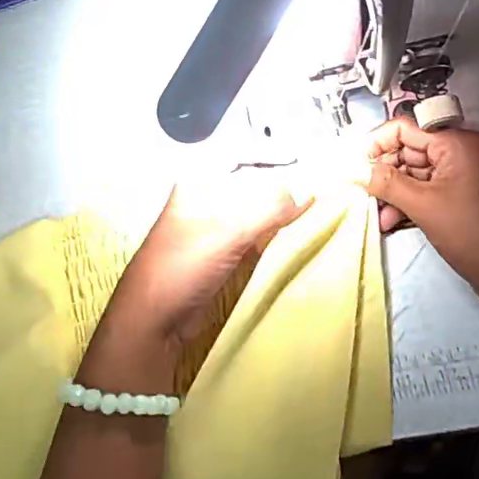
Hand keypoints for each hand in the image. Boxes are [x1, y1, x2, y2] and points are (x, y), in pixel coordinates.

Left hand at [113, 169, 312, 343]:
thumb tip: (308, 194)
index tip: (310, 158)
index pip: (243, 157)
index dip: (275, 156)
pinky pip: (258, 236)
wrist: (155, 321)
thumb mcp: (228, 233)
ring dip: (284, 212)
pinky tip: (300, 233)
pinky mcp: (226, 253)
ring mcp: (217, 228)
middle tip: (324, 184)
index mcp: (199, 184)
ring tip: (319, 207)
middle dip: (285, 186)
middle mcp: (209, 200)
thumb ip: (269, 211)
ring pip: (258, 211)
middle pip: (254, 184)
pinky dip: (277, 234)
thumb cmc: (182, 267)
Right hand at [363, 117, 478, 307]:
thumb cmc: (474, 234)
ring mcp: (465, 175)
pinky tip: (392, 221)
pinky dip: (410, 203)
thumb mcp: (424, 206)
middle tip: (362, 194)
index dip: (377, 145)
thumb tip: (357, 168)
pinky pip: (430, 191)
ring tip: (377, 215)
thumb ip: (387, 183)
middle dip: (384, 173)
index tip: (354, 167)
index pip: (406, 129)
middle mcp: (462, 152)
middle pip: (410, 151)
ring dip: (395, 193)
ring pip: (417, 174)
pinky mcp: (464, 197)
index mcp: (457, 143)